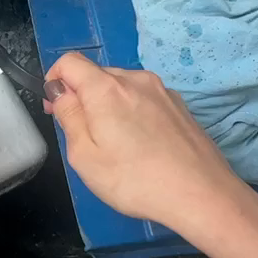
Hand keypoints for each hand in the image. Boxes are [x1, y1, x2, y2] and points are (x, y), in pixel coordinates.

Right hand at [44, 51, 247, 231]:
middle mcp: (135, 80)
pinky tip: (140, 144)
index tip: (55, 108)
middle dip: (81, 96)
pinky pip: (143, 98)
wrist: (203, 196)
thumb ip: (68, 116)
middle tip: (82, 134)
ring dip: (107, 105)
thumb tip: (59, 91)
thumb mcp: (84, 154)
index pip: (69, 61)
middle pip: (96, 74)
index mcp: (106, 89)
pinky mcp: (180, 106)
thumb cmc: (135, 180)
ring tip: (114, 142)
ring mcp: (162, 91)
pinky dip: (132, 112)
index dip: (55, 80)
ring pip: (121, 87)